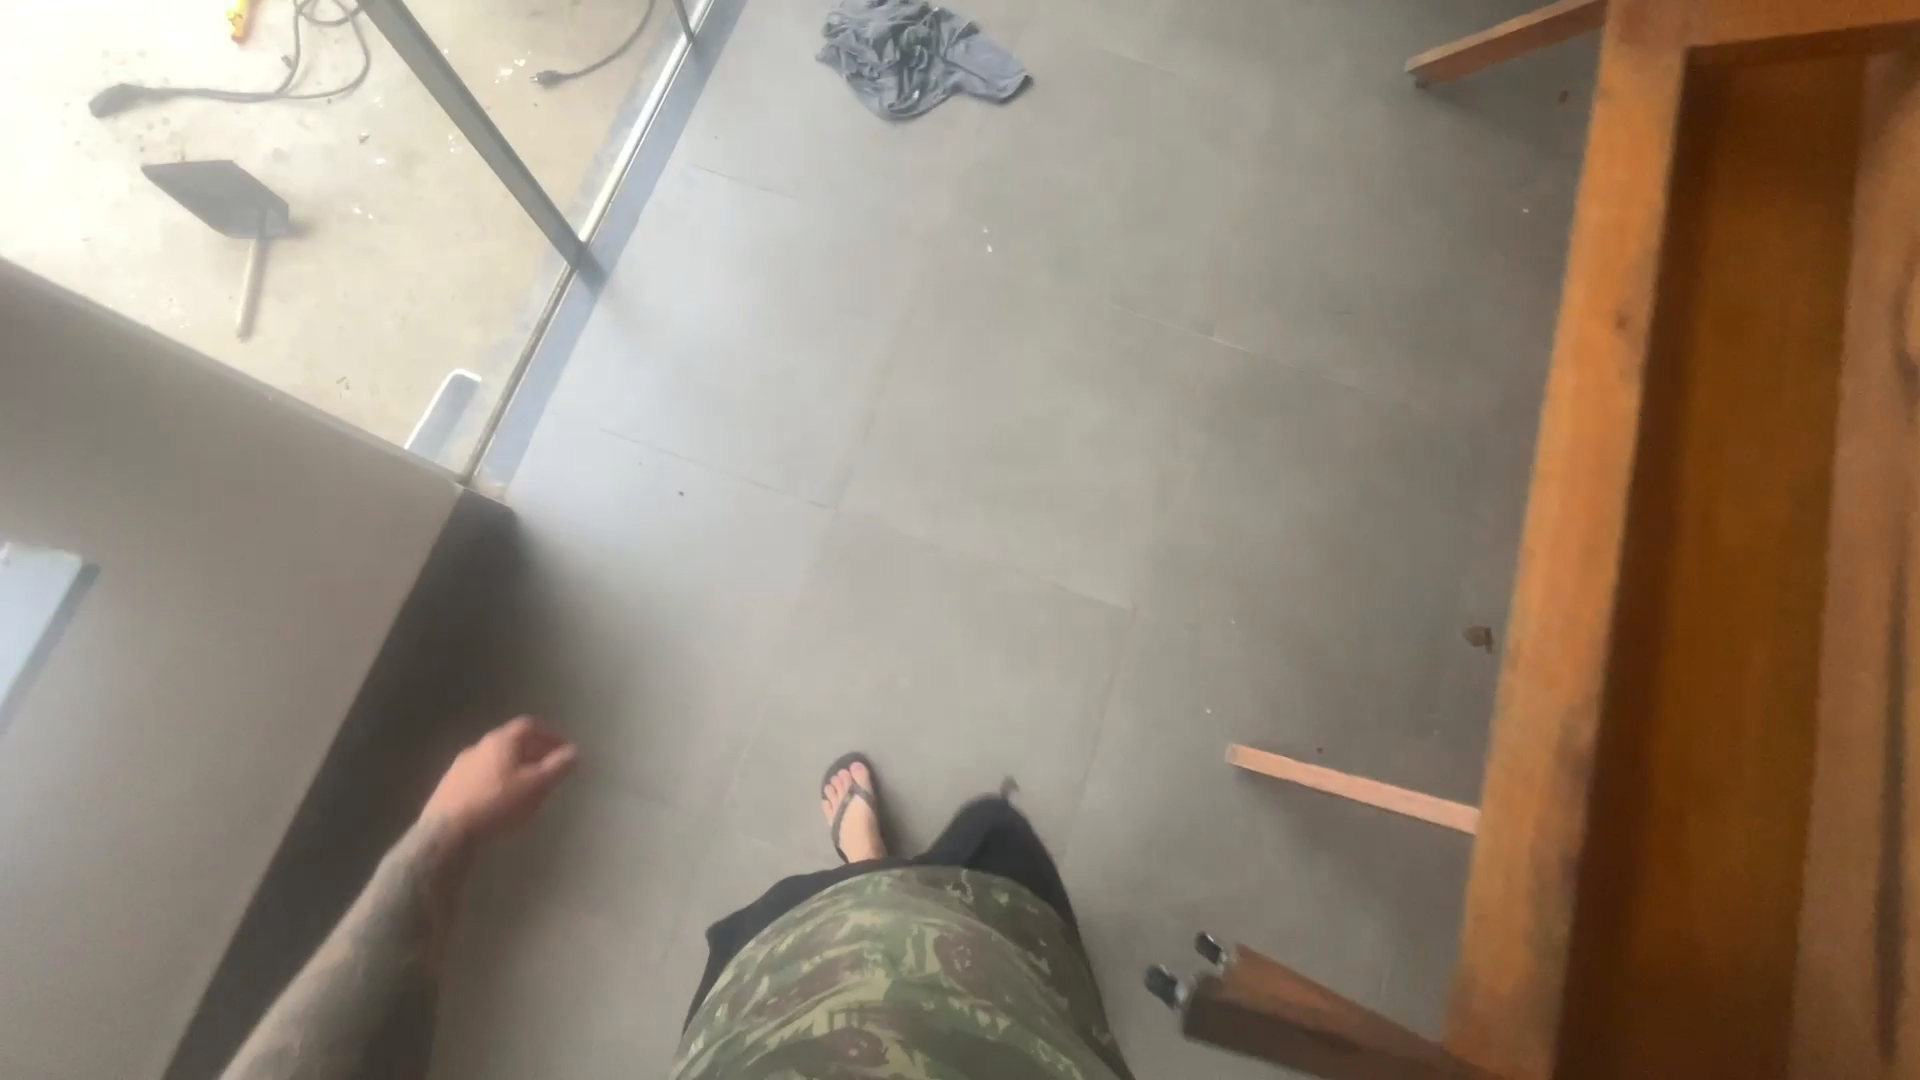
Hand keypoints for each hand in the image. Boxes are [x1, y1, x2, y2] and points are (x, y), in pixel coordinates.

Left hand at [422, 716, 578, 842]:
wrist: (446, 833)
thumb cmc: (499, 802)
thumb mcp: (538, 784)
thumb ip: (559, 765)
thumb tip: (574, 750)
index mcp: (501, 740)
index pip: (530, 725)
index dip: (550, 734)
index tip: (563, 750)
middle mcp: (479, 746)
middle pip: (511, 741)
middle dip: (533, 751)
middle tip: (548, 769)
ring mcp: (459, 766)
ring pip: (494, 759)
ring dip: (513, 766)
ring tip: (525, 786)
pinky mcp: (447, 787)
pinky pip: (480, 775)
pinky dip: (495, 779)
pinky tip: (499, 800)